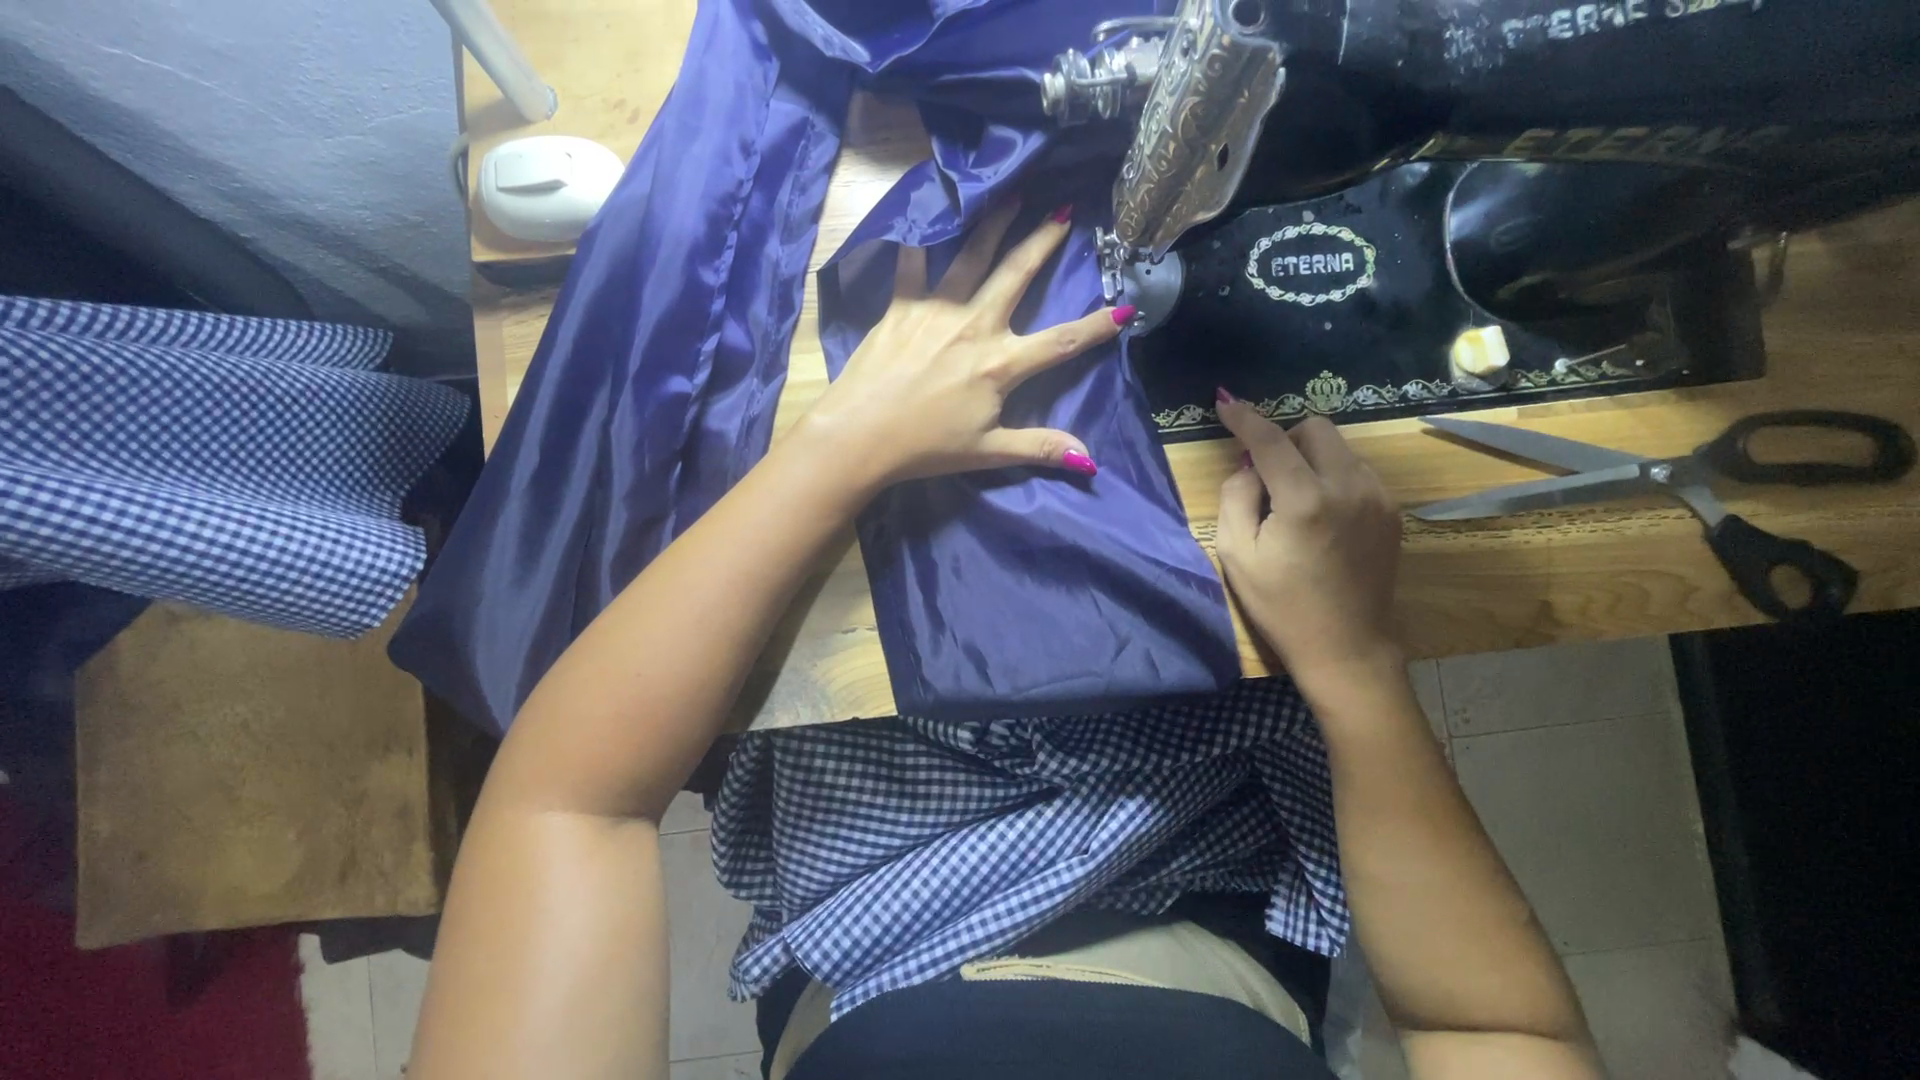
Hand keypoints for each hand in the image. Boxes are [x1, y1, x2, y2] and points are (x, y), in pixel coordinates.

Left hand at [795, 201, 1128, 484]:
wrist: (859, 435)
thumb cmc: (925, 447)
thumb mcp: (988, 452)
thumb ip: (1040, 447)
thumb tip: (1089, 460)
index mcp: (1001, 364)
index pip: (1062, 342)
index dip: (1097, 327)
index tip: (1125, 308)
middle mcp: (975, 326)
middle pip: (1017, 275)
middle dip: (1043, 241)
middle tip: (1063, 210)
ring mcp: (936, 310)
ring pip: (971, 256)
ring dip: (994, 225)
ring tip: (1011, 197)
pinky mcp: (901, 306)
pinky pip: (913, 262)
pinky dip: (920, 237)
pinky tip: (926, 213)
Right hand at [1214, 395, 1404, 692]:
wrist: (1346, 646)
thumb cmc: (1281, 606)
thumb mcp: (1237, 554)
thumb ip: (1236, 496)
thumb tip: (1249, 464)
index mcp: (1304, 501)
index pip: (1269, 440)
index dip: (1244, 418)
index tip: (1225, 403)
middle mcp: (1348, 487)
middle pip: (1314, 429)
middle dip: (1284, 440)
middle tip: (1265, 476)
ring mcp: (1377, 497)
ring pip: (1339, 447)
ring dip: (1309, 458)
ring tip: (1293, 499)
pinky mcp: (1391, 510)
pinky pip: (1356, 470)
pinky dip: (1331, 476)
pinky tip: (1320, 513)